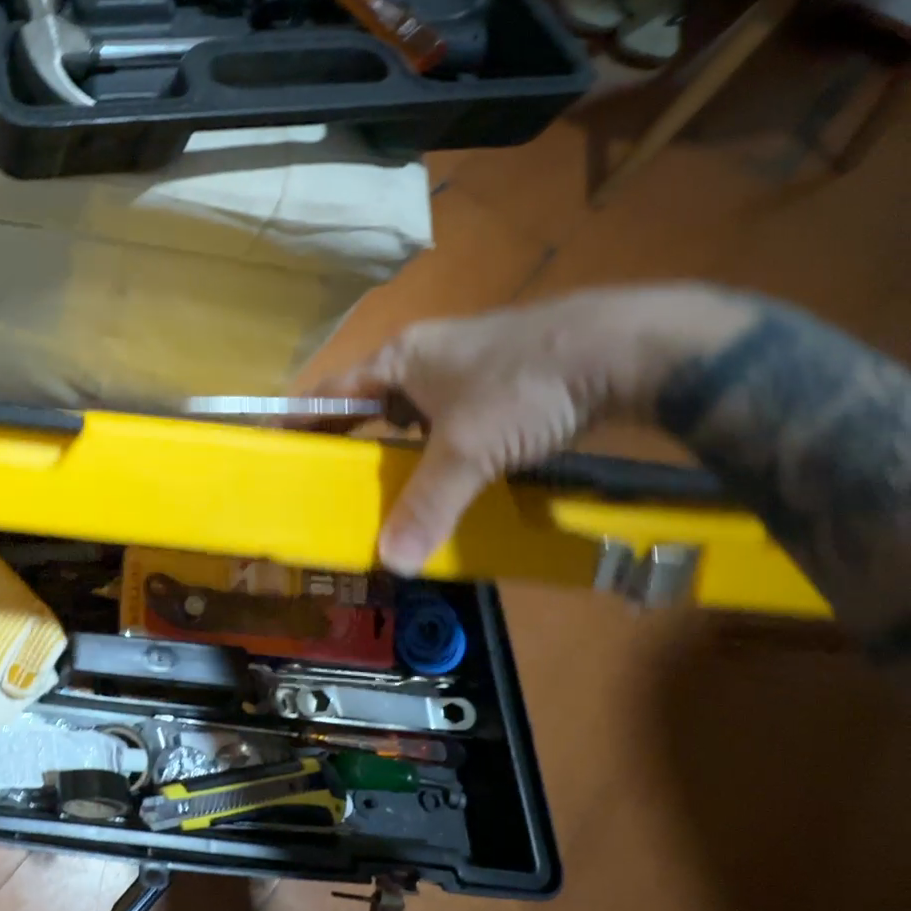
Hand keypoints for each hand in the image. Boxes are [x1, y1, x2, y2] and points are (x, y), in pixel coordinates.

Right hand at [314, 285, 754, 574]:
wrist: (634, 345)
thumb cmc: (526, 386)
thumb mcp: (469, 451)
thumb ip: (429, 506)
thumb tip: (393, 565)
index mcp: (399, 357)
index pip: (330, 392)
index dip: (300, 419)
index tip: (275, 447)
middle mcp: (426, 352)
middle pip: (370, 398)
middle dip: (351, 434)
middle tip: (330, 474)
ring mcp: (471, 358)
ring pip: (416, 404)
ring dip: (400, 438)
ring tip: (389, 479)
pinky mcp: (512, 370)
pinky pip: (455, 408)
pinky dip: (443, 437)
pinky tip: (456, 464)